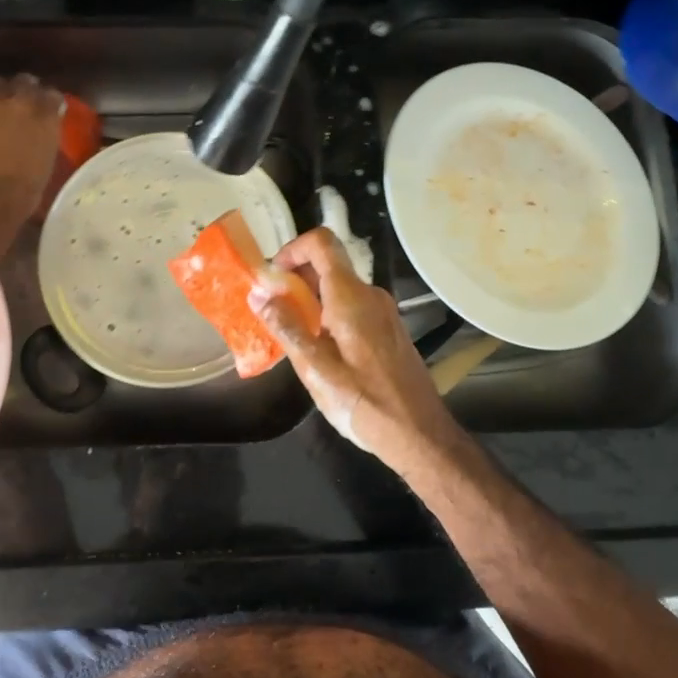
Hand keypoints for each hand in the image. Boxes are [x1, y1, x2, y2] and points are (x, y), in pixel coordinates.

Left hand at [0, 75, 63, 224]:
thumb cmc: (18, 196)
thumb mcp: (43, 171)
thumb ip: (41, 148)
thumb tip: (37, 146)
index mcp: (46, 121)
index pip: (53, 97)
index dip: (48, 101)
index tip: (47, 108)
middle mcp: (20, 103)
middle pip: (24, 81)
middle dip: (21, 89)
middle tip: (16, 101)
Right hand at [250, 228, 458, 461]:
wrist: (419, 434)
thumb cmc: (364, 404)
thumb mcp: (315, 369)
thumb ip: (286, 326)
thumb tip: (258, 293)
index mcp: (351, 297)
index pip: (321, 243)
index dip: (291, 250)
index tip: (271, 278)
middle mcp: (370, 295)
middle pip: (328, 265)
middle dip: (295, 279)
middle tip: (272, 310)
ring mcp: (383, 312)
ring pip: (339, 288)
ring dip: (310, 300)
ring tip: (290, 334)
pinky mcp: (387, 329)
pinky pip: (352, 307)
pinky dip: (328, 314)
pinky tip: (318, 348)